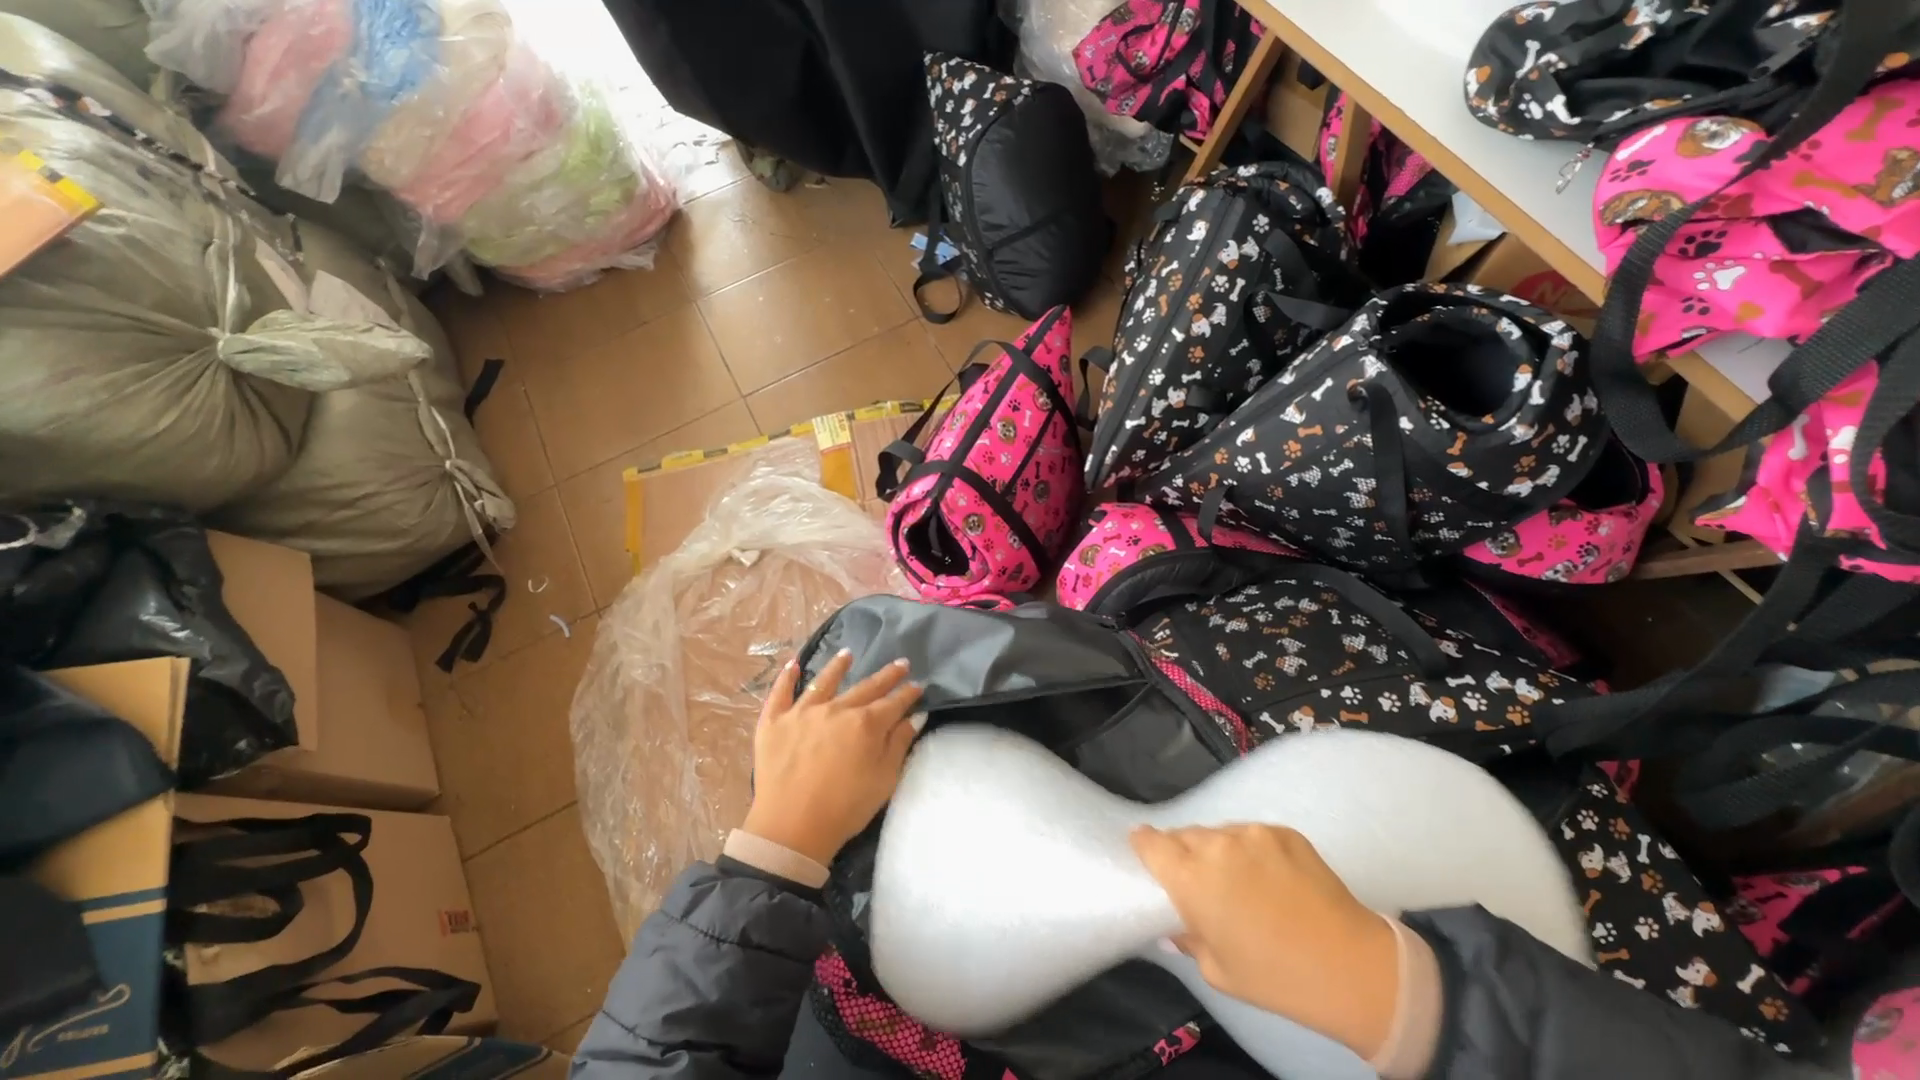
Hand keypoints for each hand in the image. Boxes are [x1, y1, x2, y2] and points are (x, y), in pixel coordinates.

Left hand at [740, 649, 923, 864]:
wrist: (792, 826)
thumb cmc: (846, 808)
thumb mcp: (884, 780)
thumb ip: (899, 744)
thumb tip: (915, 716)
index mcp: (866, 724)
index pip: (893, 703)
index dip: (908, 694)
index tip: (918, 685)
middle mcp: (836, 709)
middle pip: (865, 687)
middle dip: (886, 676)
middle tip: (900, 663)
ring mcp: (802, 712)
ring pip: (823, 681)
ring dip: (838, 666)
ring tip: (848, 654)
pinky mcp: (774, 722)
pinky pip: (780, 693)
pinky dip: (786, 677)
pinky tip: (793, 664)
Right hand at [1131, 824, 1399, 1059]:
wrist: (1350, 967)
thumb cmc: (1274, 977)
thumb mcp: (1217, 970)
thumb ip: (1188, 939)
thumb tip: (1175, 927)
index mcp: (1190, 878)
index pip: (1150, 842)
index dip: (1144, 847)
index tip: (1147, 857)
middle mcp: (1216, 845)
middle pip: (1184, 835)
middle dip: (1183, 853)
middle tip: (1198, 881)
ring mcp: (1253, 834)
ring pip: (1220, 833)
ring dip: (1219, 851)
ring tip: (1239, 881)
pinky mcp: (1285, 832)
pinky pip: (1253, 835)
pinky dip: (1252, 851)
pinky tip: (1270, 879)